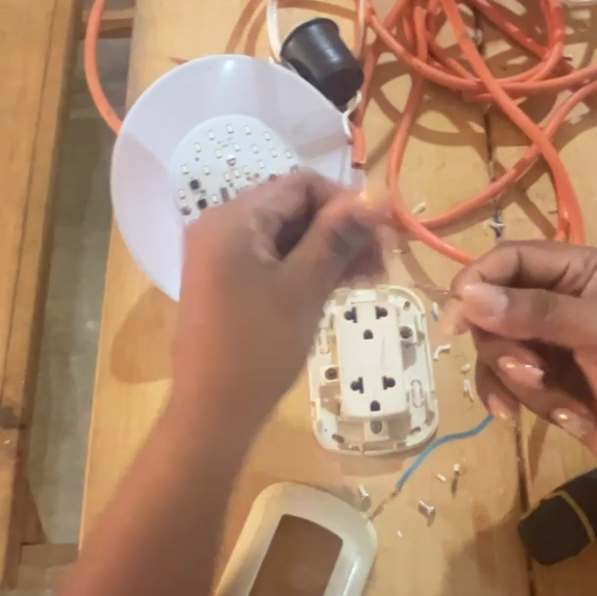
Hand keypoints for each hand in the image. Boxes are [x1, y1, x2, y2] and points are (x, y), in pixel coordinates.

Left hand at [170, 173, 384, 435]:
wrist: (213, 411)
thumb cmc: (259, 347)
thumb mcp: (305, 287)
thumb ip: (338, 235)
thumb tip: (378, 195)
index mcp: (234, 218)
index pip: (300, 184)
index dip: (347, 202)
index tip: (382, 232)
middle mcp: (220, 225)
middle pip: (293, 208)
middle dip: (341, 229)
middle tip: (384, 259)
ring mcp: (221, 254)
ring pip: (286, 235)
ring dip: (329, 249)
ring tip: (371, 276)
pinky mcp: (226, 280)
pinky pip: (272, 258)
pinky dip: (306, 266)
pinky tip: (342, 284)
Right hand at [447, 241, 596, 491]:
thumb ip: (537, 312)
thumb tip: (467, 295)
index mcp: (583, 271)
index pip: (512, 259)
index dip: (478, 281)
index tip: (456, 317)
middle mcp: (561, 299)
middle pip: (493, 304)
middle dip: (503, 342)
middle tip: (529, 370)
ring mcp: (550, 341)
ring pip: (494, 345)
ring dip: (512, 375)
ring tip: (551, 398)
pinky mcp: (543, 379)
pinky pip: (501, 378)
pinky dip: (506, 395)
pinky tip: (514, 417)